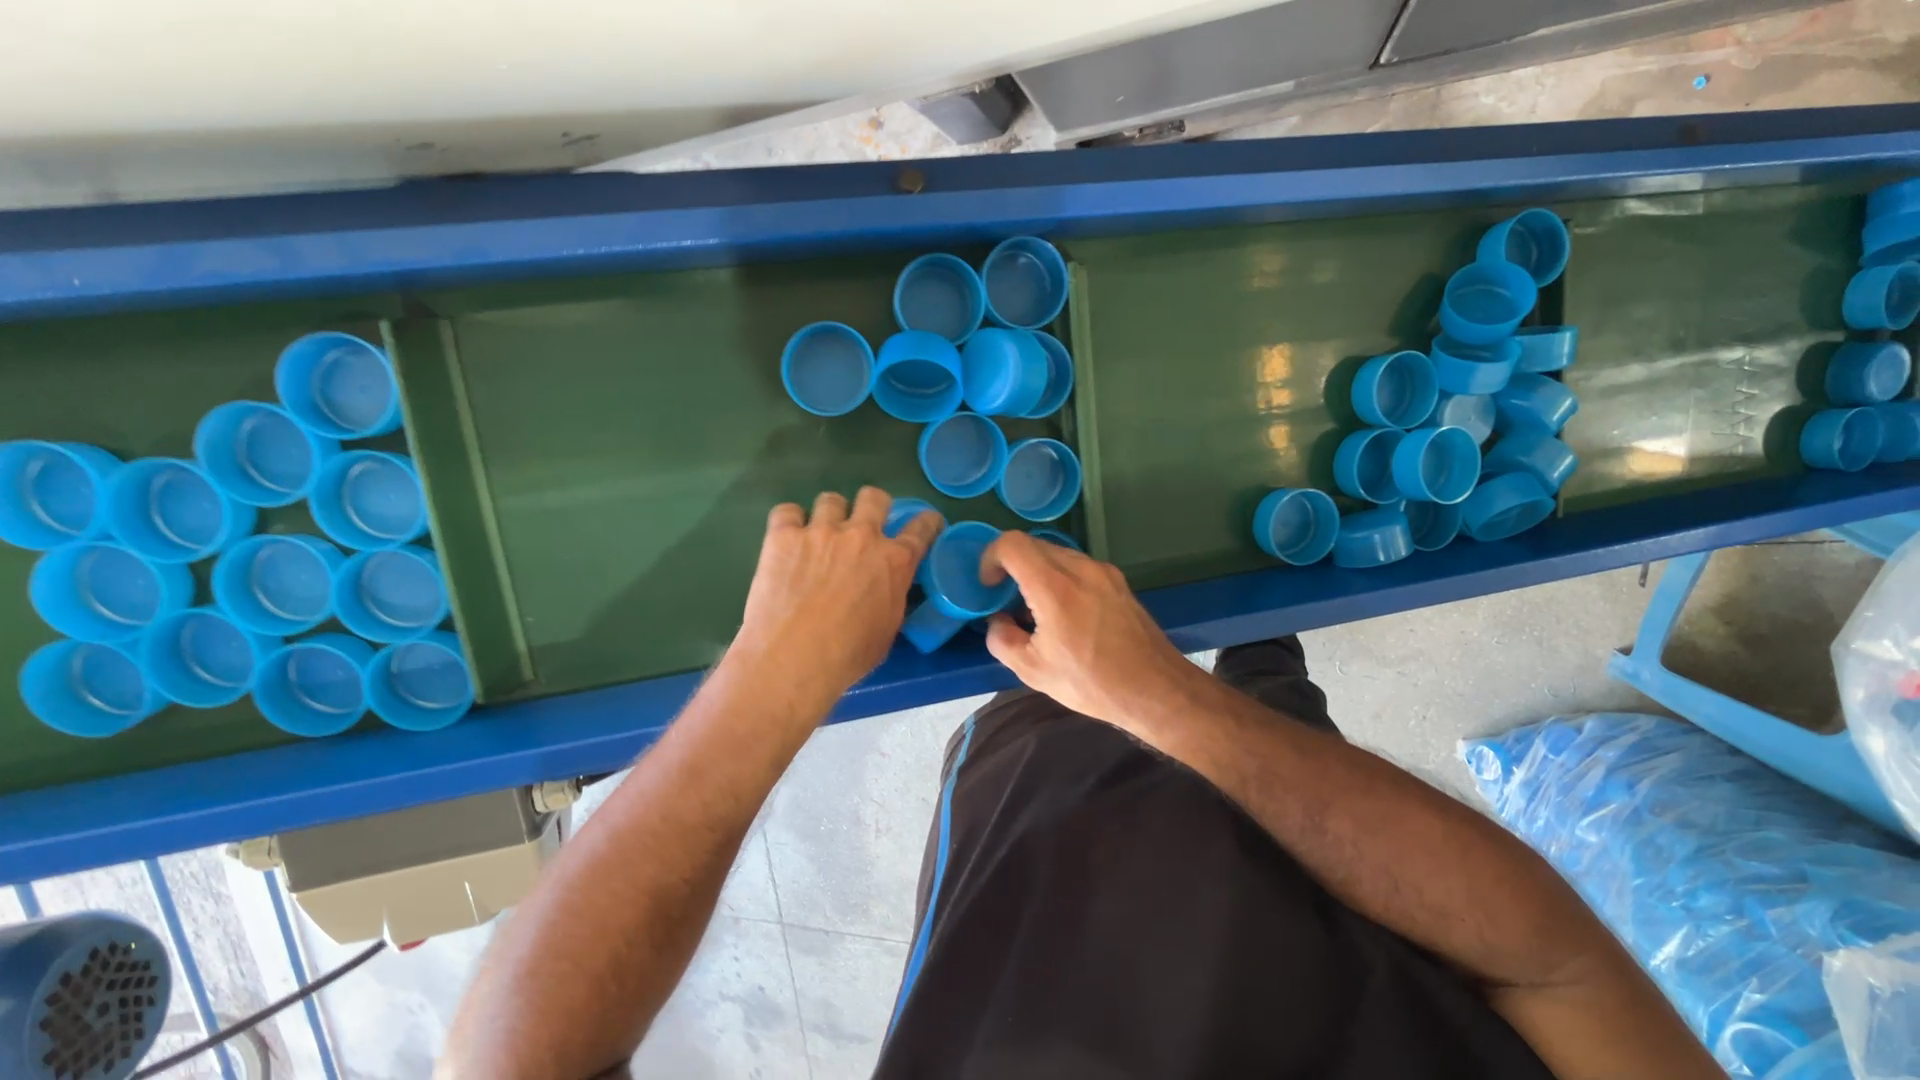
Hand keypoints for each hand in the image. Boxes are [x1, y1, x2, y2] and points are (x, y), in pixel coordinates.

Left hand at [733, 487, 941, 702]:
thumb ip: (891, 598)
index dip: (927, 522)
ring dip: (830, 514)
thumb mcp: (887, 629)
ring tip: (819, 534)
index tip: (926, 522)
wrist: (792, 657)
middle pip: (875, 498)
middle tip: (863, 525)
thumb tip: (886, 590)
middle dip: (873, 507)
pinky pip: (787, 510)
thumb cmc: (847, 655)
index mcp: (894, 561)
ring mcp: (820, 531)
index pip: (921, 528)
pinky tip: (787, 538)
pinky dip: (789, 521)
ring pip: (831, 499)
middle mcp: (862, 536)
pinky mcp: (783, 535)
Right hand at [981, 532, 1200, 728]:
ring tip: (1034, 611)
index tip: (988, 586)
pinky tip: (1064, 615)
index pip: (1012, 544)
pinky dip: (1059, 579)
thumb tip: (997, 621)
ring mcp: (1103, 572)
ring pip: (1056, 555)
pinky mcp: (1117, 581)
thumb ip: (1002, 639)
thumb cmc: (1091, 682)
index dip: (990, 558)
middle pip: (1032, 545)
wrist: (1155, 689)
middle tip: (1005, 600)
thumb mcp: (1033, 670)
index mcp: (1055, 587)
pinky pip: (1077, 567)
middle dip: (1011, 566)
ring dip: (1036, 573)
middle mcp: (1080, 569)